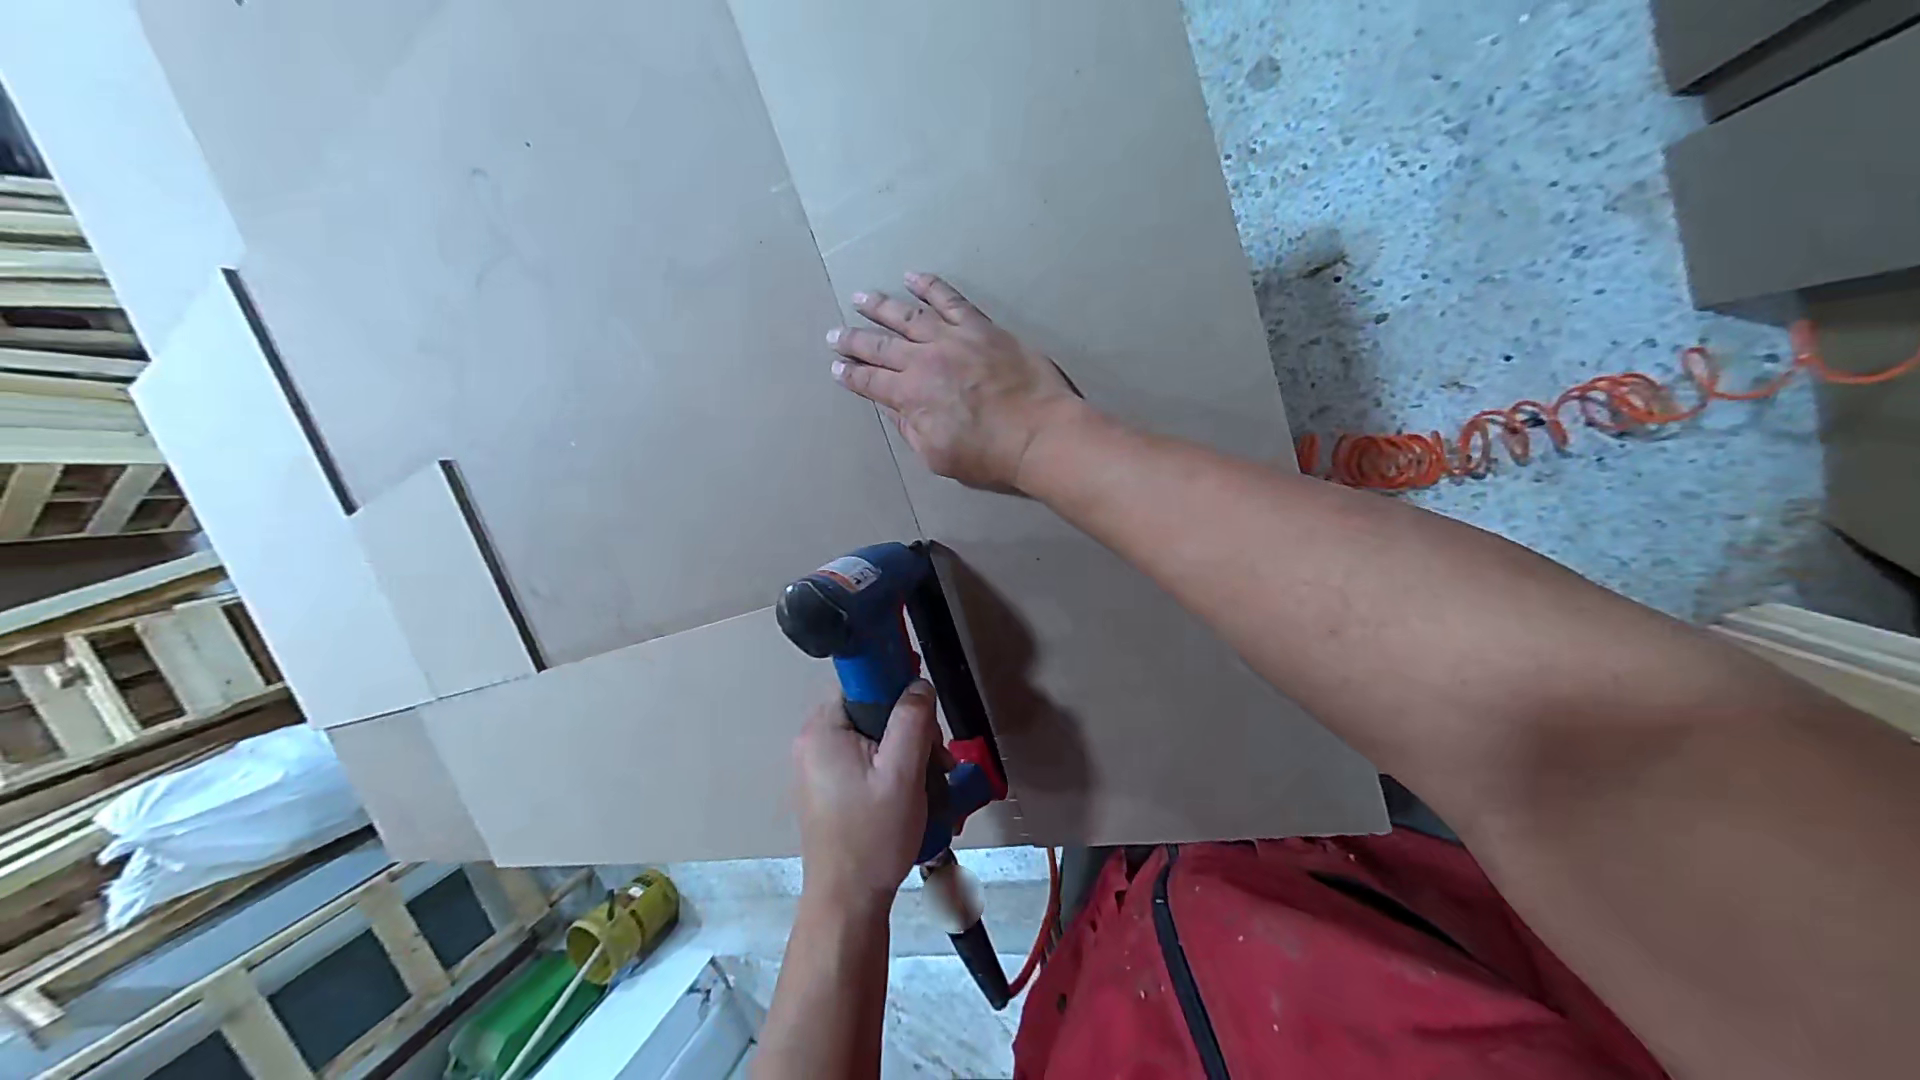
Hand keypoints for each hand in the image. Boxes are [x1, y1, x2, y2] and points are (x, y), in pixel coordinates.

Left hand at [791, 682, 941, 911]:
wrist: (848, 900)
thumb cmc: (873, 836)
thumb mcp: (902, 772)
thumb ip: (912, 720)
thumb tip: (918, 685)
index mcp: (822, 730)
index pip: (861, 683)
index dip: (896, 685)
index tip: (925, 702)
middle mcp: (813, 742)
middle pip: (870, 711)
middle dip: (909, 729)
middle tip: (934, 759)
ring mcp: (817, 767)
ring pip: (872, 737)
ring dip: (905, 752)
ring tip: (929, 781)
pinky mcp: (827, 788)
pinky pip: (864, 761)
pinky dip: (890, 770)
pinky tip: (913, 793)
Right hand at [827, 272, 1084, 491]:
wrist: (1039, 434)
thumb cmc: (989, 456)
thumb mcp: (938, 458)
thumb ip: (912, 431)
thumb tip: (897, 410)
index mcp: (910, 397)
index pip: (869, 382)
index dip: (850, 376)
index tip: (835, 368)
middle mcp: (923, 361)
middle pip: (880, 346)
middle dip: (853, 340)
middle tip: (834, 334)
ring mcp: (952, 339)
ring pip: (907, 316)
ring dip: (880, 306)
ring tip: (860, 297)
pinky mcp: (980, 327)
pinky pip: (950, 299)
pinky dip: (930, 285)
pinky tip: (912, 276)